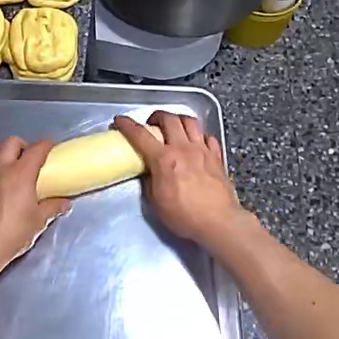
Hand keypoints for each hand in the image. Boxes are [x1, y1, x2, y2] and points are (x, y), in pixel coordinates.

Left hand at [0, 137, 69, 274]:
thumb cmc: (12, 234)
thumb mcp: (38, 221)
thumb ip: (52, 207)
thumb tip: (64, 202)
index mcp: (20, 173)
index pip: (36, 149)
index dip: (46, 144)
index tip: (53, 147)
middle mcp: (1, 169)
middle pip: (11, 142)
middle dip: (24, 145)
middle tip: (31, 158)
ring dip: (5, 152)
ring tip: (13, 166)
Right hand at [113, 112, 252, 247]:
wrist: (219, 222)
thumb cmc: (185, 216)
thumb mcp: (156, 203)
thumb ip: (150, 182)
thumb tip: (149, 172)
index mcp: (164, 160)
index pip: (141, 135)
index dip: (127, 125)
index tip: (119, 121)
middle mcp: (183, 149)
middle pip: (168, 119)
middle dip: (156, 117)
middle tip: (151, 124)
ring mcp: (202, 150)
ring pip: (190, 121)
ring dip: (177, 120)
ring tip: (173, 127)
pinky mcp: (217, 157)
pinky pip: (207, 137)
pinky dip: (199, 135)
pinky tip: (196, 142)